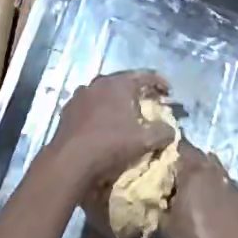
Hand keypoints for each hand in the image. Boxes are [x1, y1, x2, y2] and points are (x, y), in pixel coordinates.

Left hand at [49, 71, 173, 184]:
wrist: (70, 161)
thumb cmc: (110, 145)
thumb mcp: (145, 141)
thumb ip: (163, 131)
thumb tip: (170, 129)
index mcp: (117, 84)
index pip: (144, 76)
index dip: (159, 83)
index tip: (169, 93)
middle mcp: (97, 83)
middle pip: (123, 83)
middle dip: (137, 92)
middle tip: (149, 103)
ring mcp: (79, 96)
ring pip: (104, 94)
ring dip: (117, 102)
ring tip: (126, 115)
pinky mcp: (67, 111)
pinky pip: (89, 107)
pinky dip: (100, 112)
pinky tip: (104, 125)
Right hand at [162, 148, 237, 237]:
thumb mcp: (165, 224)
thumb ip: (156, 204)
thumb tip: (146, 195)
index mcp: (193, 170)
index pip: (179, 146)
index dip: (166, 149)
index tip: (155, 156)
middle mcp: (213, 169)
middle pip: (197, 154)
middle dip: (183, 160)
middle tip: (168, 172)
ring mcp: (229, 182)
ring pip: (211, 167)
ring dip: (199, 172)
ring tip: (186, 186)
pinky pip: (221, 181)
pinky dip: (211, 185)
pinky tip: (204, 200)